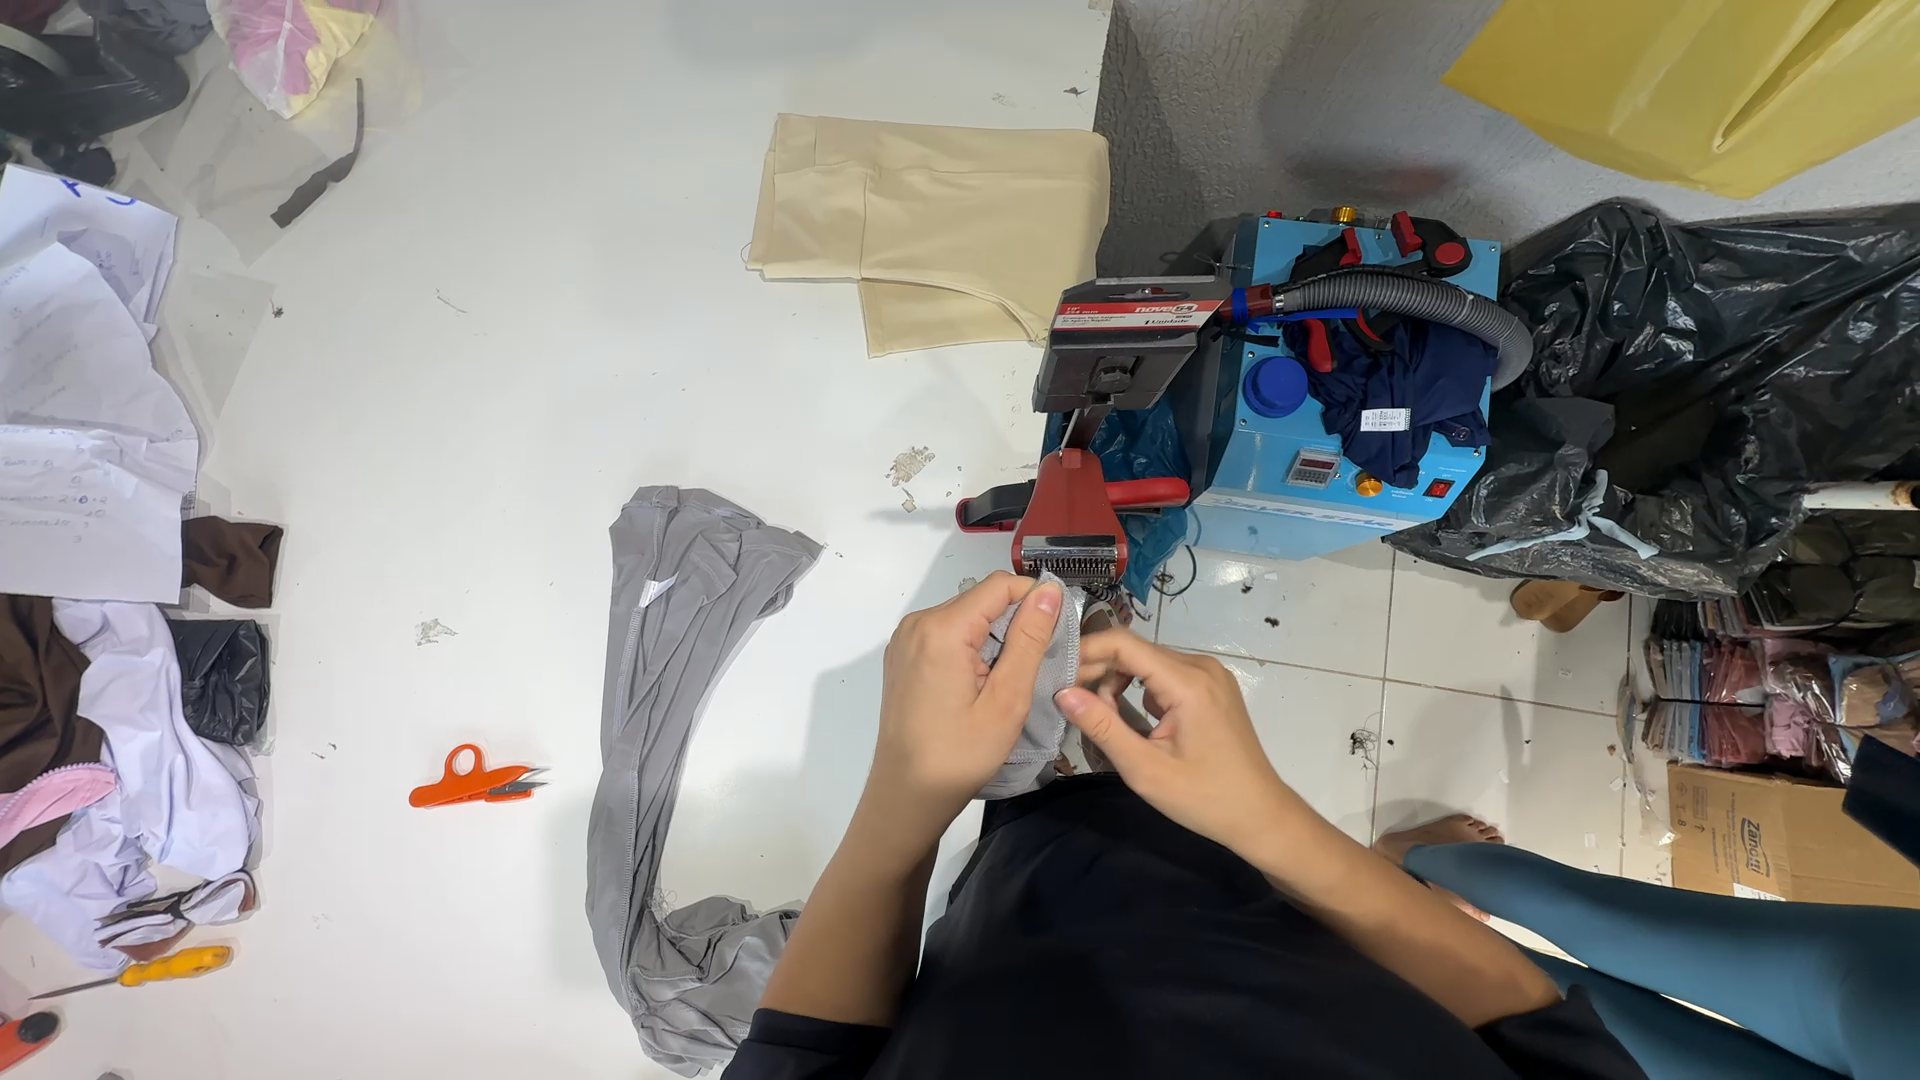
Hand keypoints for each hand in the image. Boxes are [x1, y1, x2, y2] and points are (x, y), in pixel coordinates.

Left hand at [866, 572, 1063, 834]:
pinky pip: (946, 633)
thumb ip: (1029, 639)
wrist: (906, 795)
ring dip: (994, 636)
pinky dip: (971, 647)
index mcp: (941, 629)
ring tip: (1009, 679)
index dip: (1035, 599)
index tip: (1059, 631)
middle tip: (1038, 663)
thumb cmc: (960, 755)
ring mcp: (905, 638)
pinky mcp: (903, 655)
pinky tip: (981, 683)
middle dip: (1015, 621)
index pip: (999, 585)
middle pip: (980, 599)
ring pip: (966, 616)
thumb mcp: (1007, 699)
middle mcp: (917, 622)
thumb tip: (1049, 591)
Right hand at [1055, 630, 1296, 854]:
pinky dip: (1139, 687)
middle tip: (1071, 702)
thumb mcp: (1144, 769)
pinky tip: (1131, 718)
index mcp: (1187, 682)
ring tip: (1102, 717)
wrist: (1261, 816)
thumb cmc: (1204, 799)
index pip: (1123, 643)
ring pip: (1146, 660)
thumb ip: (1102, 726)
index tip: (1057, 676)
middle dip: (1098, 670)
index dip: (1085, 652)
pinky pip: (1163, 673)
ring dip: (1117, 680)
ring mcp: (1209, 673)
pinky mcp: (1210, 685)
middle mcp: (1200, 666)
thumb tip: (1062, 693)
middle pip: (1133, 649)